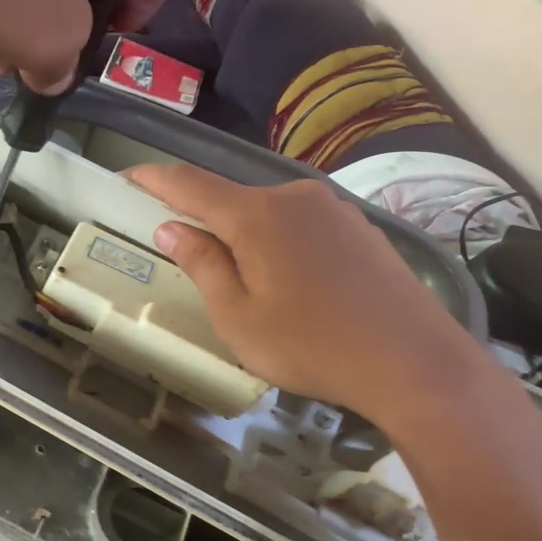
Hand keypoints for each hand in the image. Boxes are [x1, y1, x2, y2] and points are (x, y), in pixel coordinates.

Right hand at [127, 165, 498, 425]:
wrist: (416, 363)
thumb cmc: (312, 345)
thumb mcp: (238, 317)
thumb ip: (202, 265)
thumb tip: (171, 228)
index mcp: (256, 215)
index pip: (188, 183)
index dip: (152, 178)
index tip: (126, 177)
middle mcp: (294, 197)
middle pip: (231, 198)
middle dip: (203, 220)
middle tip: (188, 259)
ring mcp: (333, 209)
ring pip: (268, 213)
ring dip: (245, 236)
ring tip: (247, 284)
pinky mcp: (360, 227)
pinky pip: (301, 225)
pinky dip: (280, 242)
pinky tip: (292, 284)